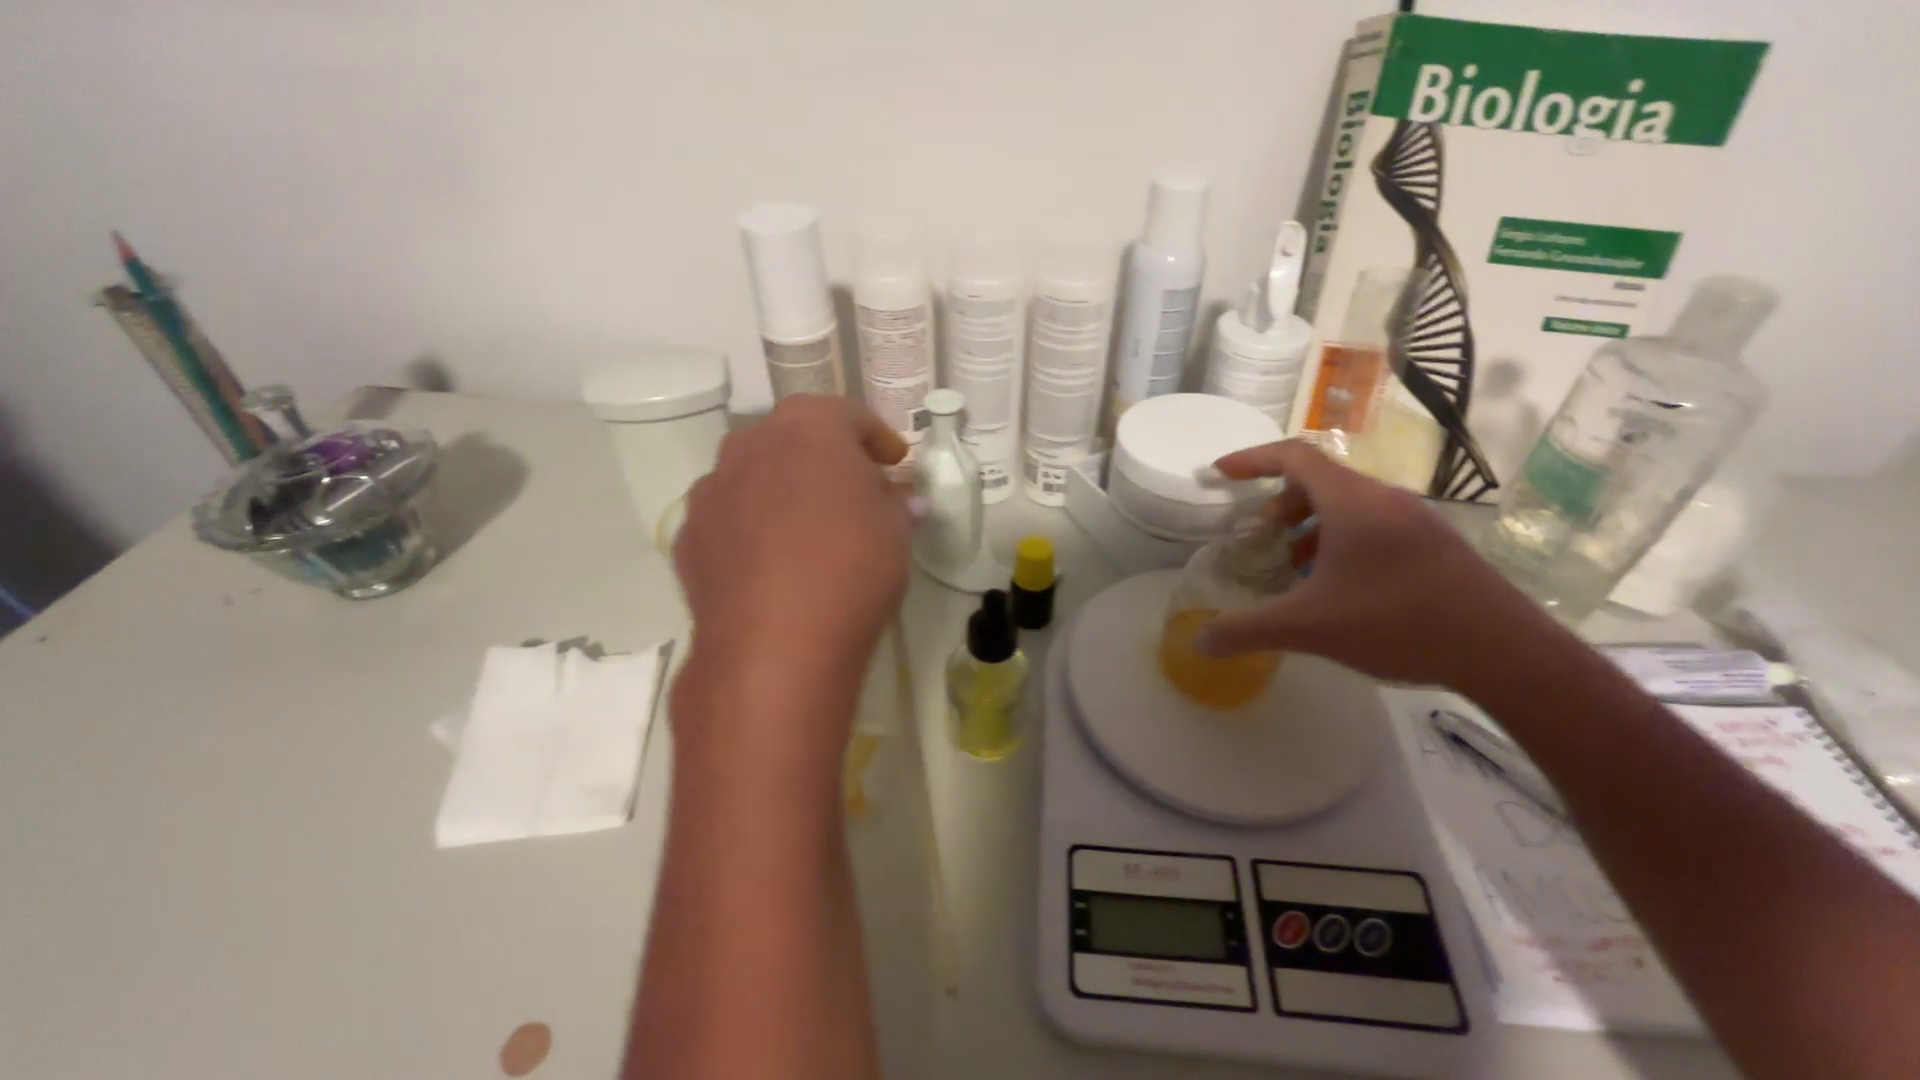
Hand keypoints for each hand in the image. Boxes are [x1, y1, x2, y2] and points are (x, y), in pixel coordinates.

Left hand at [672, 395, 911, 742]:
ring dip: (781, 492)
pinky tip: (769, 565)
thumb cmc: (850, 569)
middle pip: (794, 439)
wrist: (774, 644)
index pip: (849, 416)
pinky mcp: (689, 535)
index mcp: (808, 428)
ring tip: (806, 530)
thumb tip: (904, 501)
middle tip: (853, 493)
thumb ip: (896, 505)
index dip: (877, 438)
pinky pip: (729, 519)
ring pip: (754, 476)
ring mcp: (712, 488)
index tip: (895, 464)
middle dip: (825, 460)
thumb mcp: (895, 533)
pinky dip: (750, 529)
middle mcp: (751, 444)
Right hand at [1195, 439, 1557, 692]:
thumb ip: (1248, 630)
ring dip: (1312, 526)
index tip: (1221, 475)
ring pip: (1350, 506)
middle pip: (1321, 480)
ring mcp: (1416, 521)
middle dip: (1281, 504)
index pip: (1294, 456)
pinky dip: (1343, 542)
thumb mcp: (1310, 628)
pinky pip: (1376, 526)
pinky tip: (1340, 588)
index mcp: (1352, 502)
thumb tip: (1199, 641)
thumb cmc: (1397, 623)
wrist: (1502, 650)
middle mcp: (1385, 499)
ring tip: (1295, 567)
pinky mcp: (1436, 546)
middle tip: (1260, 539)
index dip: (1252, 459)